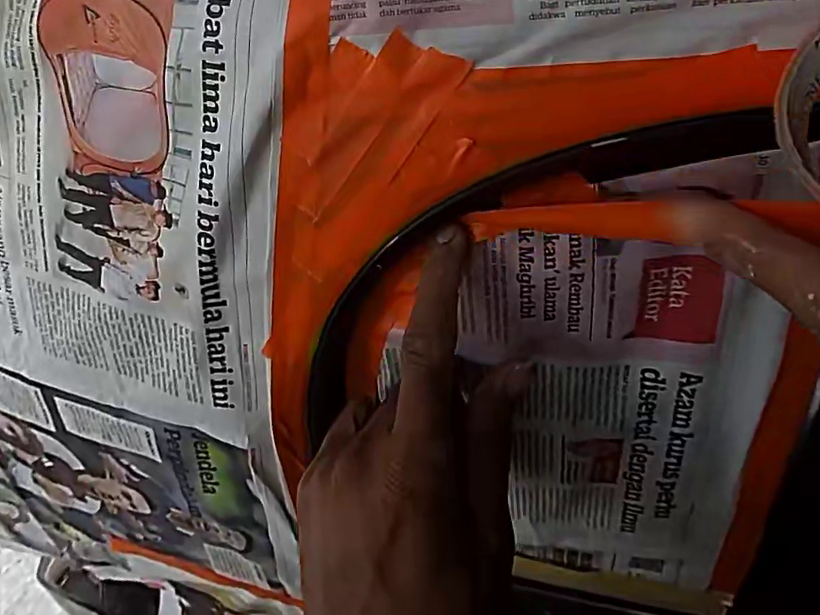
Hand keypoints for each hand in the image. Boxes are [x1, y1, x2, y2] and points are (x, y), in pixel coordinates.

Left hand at [298, 224, 531, 614]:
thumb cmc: (447, 610)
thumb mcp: (487, 539)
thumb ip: (491, 445)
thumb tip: (513, 369)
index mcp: (415, 465)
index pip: (431, 354)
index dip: (441, 287)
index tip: (452, 240)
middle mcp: (359, 449)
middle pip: (406, 392)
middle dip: (436, 406)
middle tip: (456, 457)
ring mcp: (325, 465)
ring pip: (376, 414)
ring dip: (401, 431)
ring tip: (417, 497)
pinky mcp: (307, 481)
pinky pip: (346, 436)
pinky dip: (371, 446)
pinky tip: (383, 500)